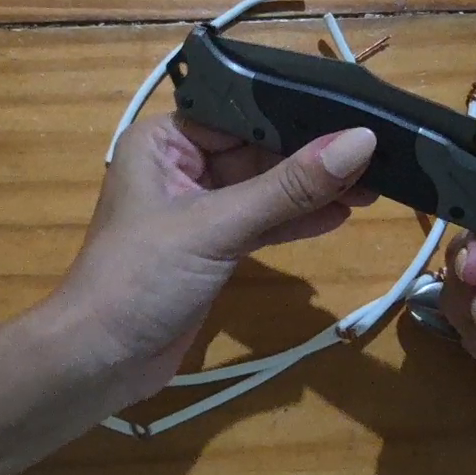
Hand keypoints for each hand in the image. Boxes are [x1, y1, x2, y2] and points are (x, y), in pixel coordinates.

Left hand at [52, 114, 377, 406]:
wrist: (99, 361)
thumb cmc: (142, 278)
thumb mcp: (216, 226)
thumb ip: (288, 187)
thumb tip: (359, 142)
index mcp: (163, 141)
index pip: (240, 114)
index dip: (295, 115)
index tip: (355, 114)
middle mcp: (179, 166)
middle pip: (257, 152)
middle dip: (310, 158)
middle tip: (377, 155)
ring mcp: (196, 209)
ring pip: (263, 190)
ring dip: (310, 191)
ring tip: (373, 186)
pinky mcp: (211, 248)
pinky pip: (260, 224)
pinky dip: (294, 222)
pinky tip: (339, 215)